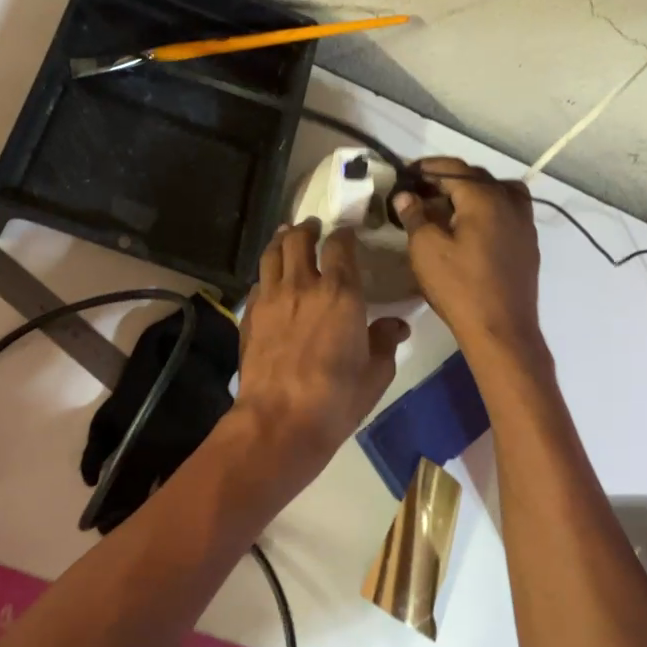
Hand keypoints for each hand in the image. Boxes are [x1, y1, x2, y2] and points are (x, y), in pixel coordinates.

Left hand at [232, 219, 408, 478]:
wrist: (279, 420)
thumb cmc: (336, 399)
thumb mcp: (375, 373)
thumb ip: (385, 342)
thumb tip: (396, 325)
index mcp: (340, 293)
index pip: (340, 247)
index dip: (344, 234)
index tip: (346, 232)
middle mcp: (303, 285)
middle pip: (299, 240)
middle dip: (307, 229)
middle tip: (312, 227)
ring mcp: (271, 297)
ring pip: (272, 254)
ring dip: (280, 241)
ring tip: (286, 236)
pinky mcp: (250, 315)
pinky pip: (258, 283)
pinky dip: (266, 275)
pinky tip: (269, 280)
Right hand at [392, 157, 549, 380]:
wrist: (501, 331)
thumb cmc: (459, 287)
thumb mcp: (426, 249)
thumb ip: (415, 216)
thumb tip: (406, 195)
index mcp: (485, 199)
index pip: (454, 168)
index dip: (427, 167)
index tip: (404, 174)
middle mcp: (510, 204)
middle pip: (476, 177)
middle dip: (446, 179)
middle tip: (419, 192)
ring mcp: (524, 224)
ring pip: (497, 192)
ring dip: (471, 192)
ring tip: (447, 207)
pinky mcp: (527, 245)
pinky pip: (507, 212)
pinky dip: (487, 209)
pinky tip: (468, 229)